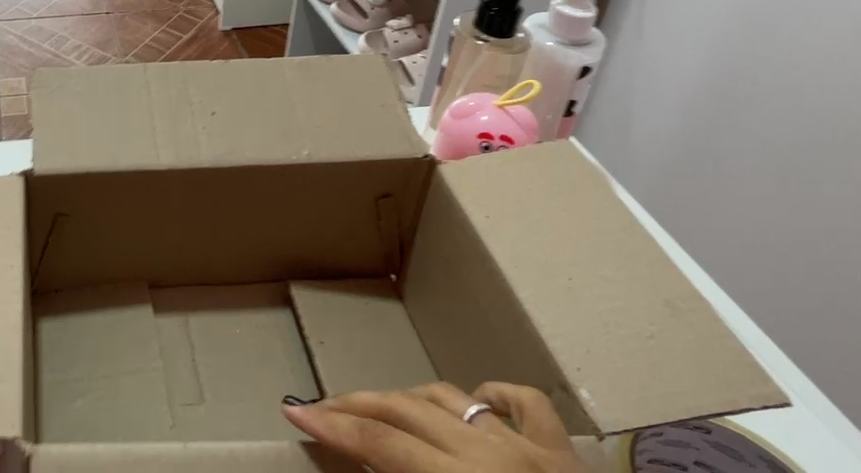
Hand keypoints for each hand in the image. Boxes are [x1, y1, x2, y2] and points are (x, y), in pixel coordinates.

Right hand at [283, 382, 587, 472]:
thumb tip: (375, 466)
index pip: (380, 445)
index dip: (332, 425)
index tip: (294, 412)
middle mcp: (493, 454)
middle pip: (403, 409)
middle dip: (354, 405)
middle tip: (320, 409)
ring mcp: (531, 447)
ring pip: (448, 396)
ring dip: (408, 399)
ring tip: (383, 411)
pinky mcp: (565, 452)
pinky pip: (519, 401)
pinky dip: (487, 395)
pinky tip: (472, 403)